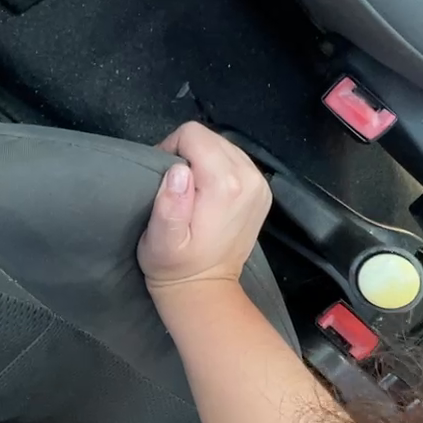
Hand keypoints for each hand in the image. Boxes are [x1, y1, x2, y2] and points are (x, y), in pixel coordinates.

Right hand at [138, 123, 272, 296]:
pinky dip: (217, 169)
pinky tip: (207, 194)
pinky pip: (235, 160)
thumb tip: (178, 169)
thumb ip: (169, 204)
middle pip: (210, 137)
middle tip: (175, 188)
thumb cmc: (175, 266)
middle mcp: (249, 178)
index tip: (164, 178)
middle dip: (187, 154)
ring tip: (190, 191)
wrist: (206, 288)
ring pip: (224, 145)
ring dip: (203, 160)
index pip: (192, 134)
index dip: (170, 149)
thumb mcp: (161, 241)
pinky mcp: (262, 190)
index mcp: (224, 185)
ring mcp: (260, 184)